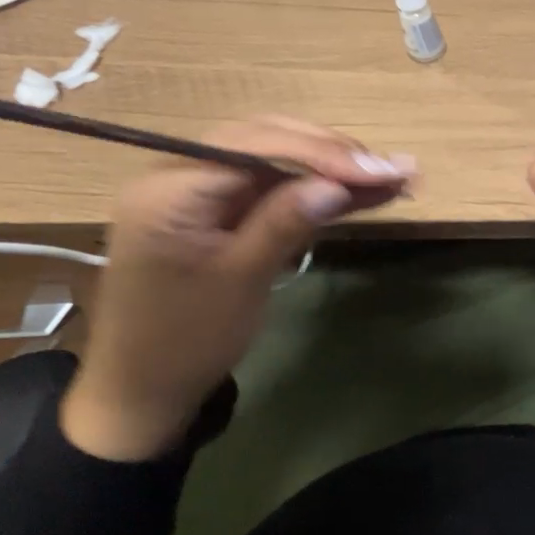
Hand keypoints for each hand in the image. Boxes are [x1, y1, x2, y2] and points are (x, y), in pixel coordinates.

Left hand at [61, 118, 414, 460]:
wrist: (141, 392)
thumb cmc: (184, 341)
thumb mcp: (240, 281)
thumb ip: (285, 223)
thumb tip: (339, 183)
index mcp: (170, 189)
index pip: (256, 146)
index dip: (323, 154)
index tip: (379, 171)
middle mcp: (179, 174)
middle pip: (268, 141)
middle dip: (334, 155)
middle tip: (393, 171)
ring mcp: (200, 192)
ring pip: (277, 160)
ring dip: (333, 169)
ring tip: (391, 178)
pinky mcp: (218, 211)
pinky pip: (272, 187)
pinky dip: (316, 190)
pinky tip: (361, 193)